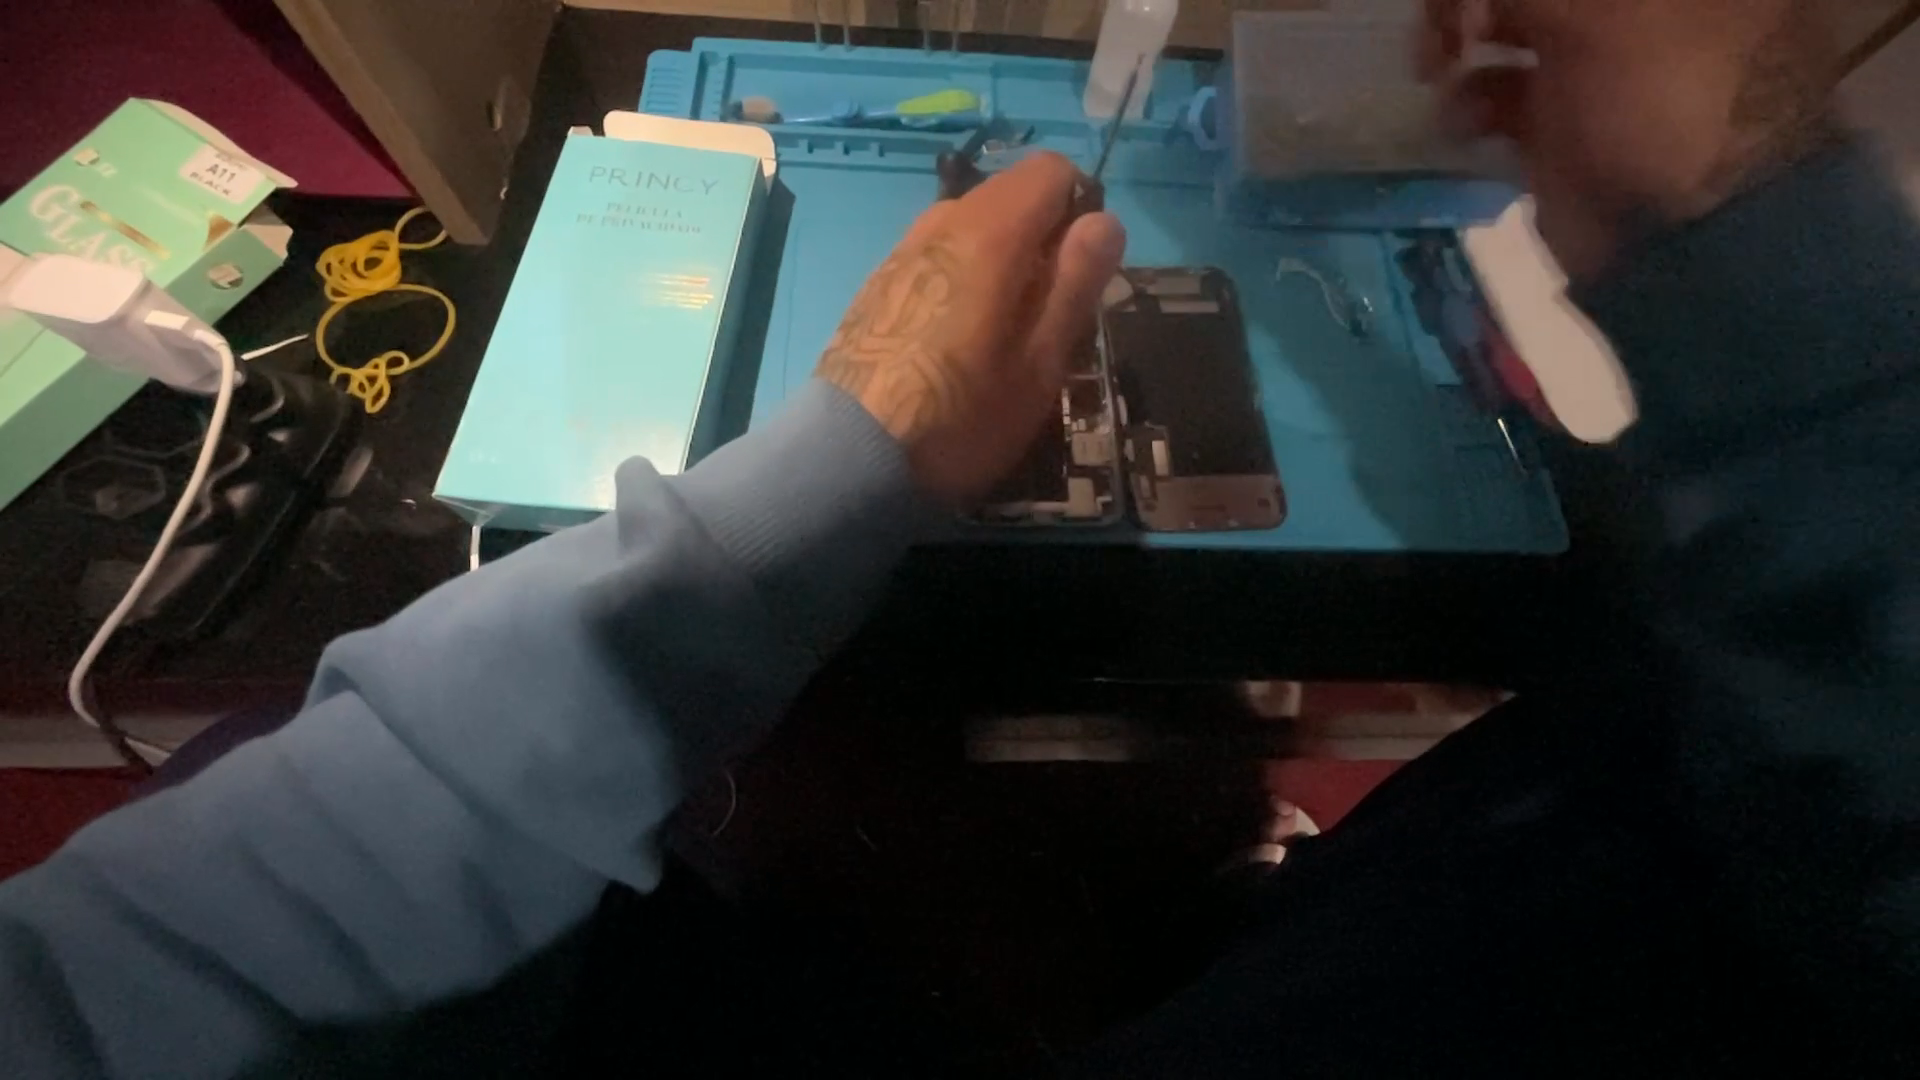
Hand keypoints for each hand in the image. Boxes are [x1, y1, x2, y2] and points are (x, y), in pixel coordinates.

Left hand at [815, 152, 1126, 502]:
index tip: (1079, 273)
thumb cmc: (961, 419)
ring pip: (970, 227)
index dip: (1079, 210)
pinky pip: (936, 258)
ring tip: (998, 334)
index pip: (1051, 170)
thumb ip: (1076, 285)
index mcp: (990, 233)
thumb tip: (1105, 220)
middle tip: (1044, 315)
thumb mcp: (1039, 366)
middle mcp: (940, 223)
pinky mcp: (877, 286)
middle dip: (1041, 239)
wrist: (851, 459)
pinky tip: (952, 341)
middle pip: (1009, 197)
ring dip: (1000, 261)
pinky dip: (960, 278)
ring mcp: (901, 252)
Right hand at [1417, 0, 1838, 278]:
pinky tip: (1465, 124)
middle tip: (1444, 36)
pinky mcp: (1554, 115)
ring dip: (1458, 46)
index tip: (1469, 5)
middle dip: (1468, 2)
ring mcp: (1589, 55)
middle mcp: (1628, 1)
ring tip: (1437, 76)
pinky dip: (1470, 102)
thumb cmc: (1659, 102)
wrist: (1675, 227)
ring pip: (1500, 24)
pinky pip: (1494, 90)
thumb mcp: (1599, 19)